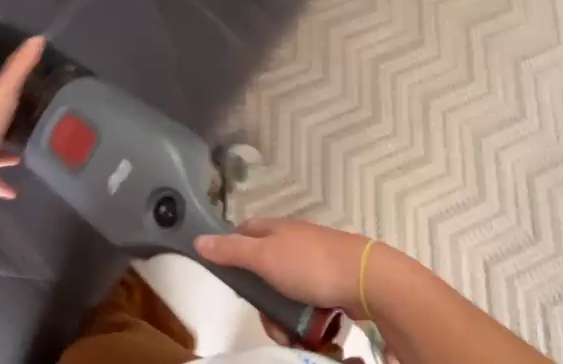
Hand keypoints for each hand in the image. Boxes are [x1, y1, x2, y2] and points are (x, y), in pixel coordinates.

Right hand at [194, 218, 382, 317]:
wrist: (364, 278)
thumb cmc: (309, 264)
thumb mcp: (264, 257)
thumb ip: (232, 250)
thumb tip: (198, 238)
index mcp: (274, 228)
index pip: (242, 233)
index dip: (230, 252)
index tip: (228, 279)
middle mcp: (291, 241)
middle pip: (261, 271)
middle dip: (260, 301)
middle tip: (267, 318)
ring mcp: (311, 263)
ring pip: (282, 293)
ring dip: (281, 317)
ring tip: (290, 334)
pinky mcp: (328, 284)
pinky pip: (304, 304)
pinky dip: (302, 319)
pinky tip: (309, 331)